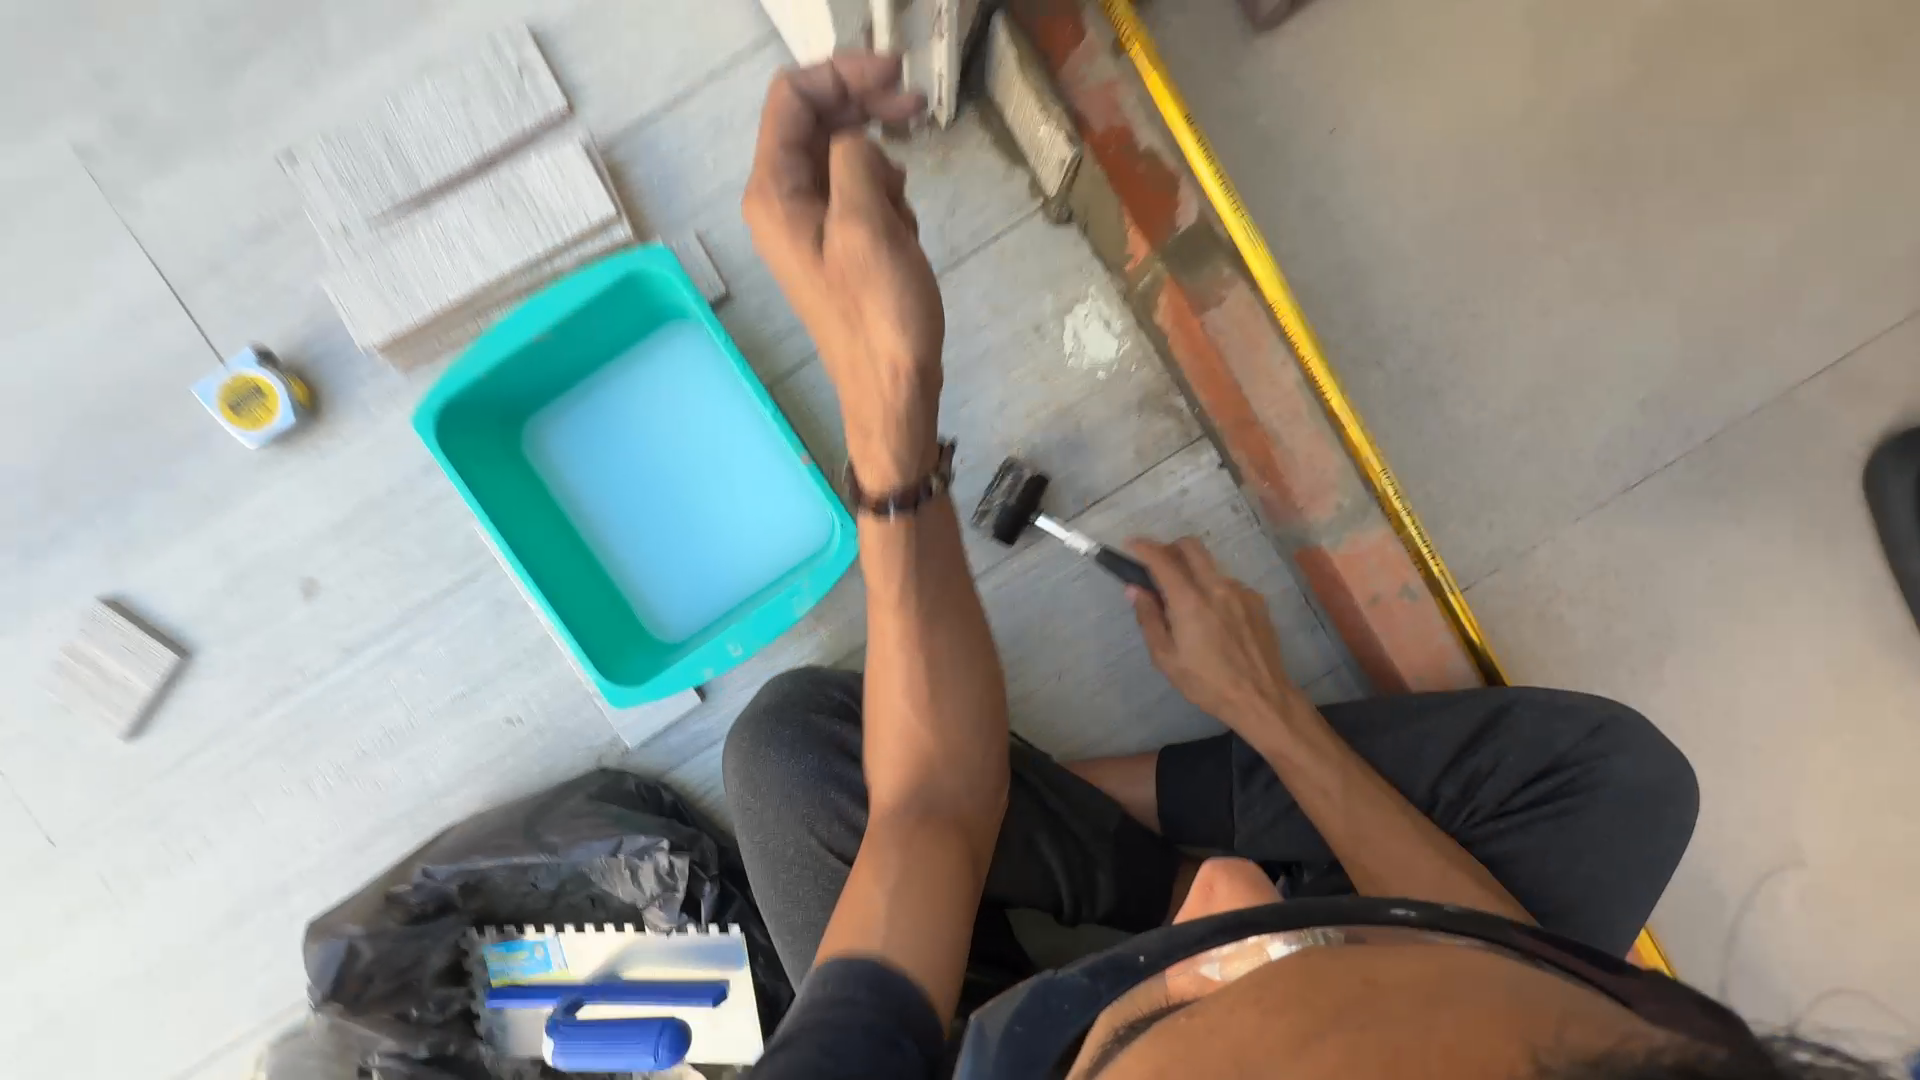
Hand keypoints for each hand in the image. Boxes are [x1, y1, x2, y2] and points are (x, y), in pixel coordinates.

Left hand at [744, 52, 943, 490]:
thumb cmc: (880, 315)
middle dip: (867, 115)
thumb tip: (856, 142)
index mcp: (773, 194)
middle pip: (818, 126)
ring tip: (903, 225)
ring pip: (847, 163)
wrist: (892, 390)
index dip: (843, 74)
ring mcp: (810, 231)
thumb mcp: (868, 224)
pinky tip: (903, 242)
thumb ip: (855, 158)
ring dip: (884, 176)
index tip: (897, 73)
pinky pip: (861, 201)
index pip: (792, 100)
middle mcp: (781, 206)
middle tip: (918, 112)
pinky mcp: (837, 252)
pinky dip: (887, 206)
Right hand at [1126, 537, 1305, 736]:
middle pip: (1191, 547)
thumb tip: (1135, 590)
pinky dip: (1213, 590)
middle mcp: (1217, 587)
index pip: (1162, 560)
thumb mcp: (1165, 657)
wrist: (1260, 698)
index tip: (1131, 545)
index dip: (1143, 547)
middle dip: (1170, 547)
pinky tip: (1213, 618)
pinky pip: (1228, 585)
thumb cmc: (1206, 682)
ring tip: (1187, 603)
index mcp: (1190, 601)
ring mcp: (1241, 592)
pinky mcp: (1257, 602)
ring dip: (1193, 573)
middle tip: (1157, 564)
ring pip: (1210, 567)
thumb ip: (1148, 618)